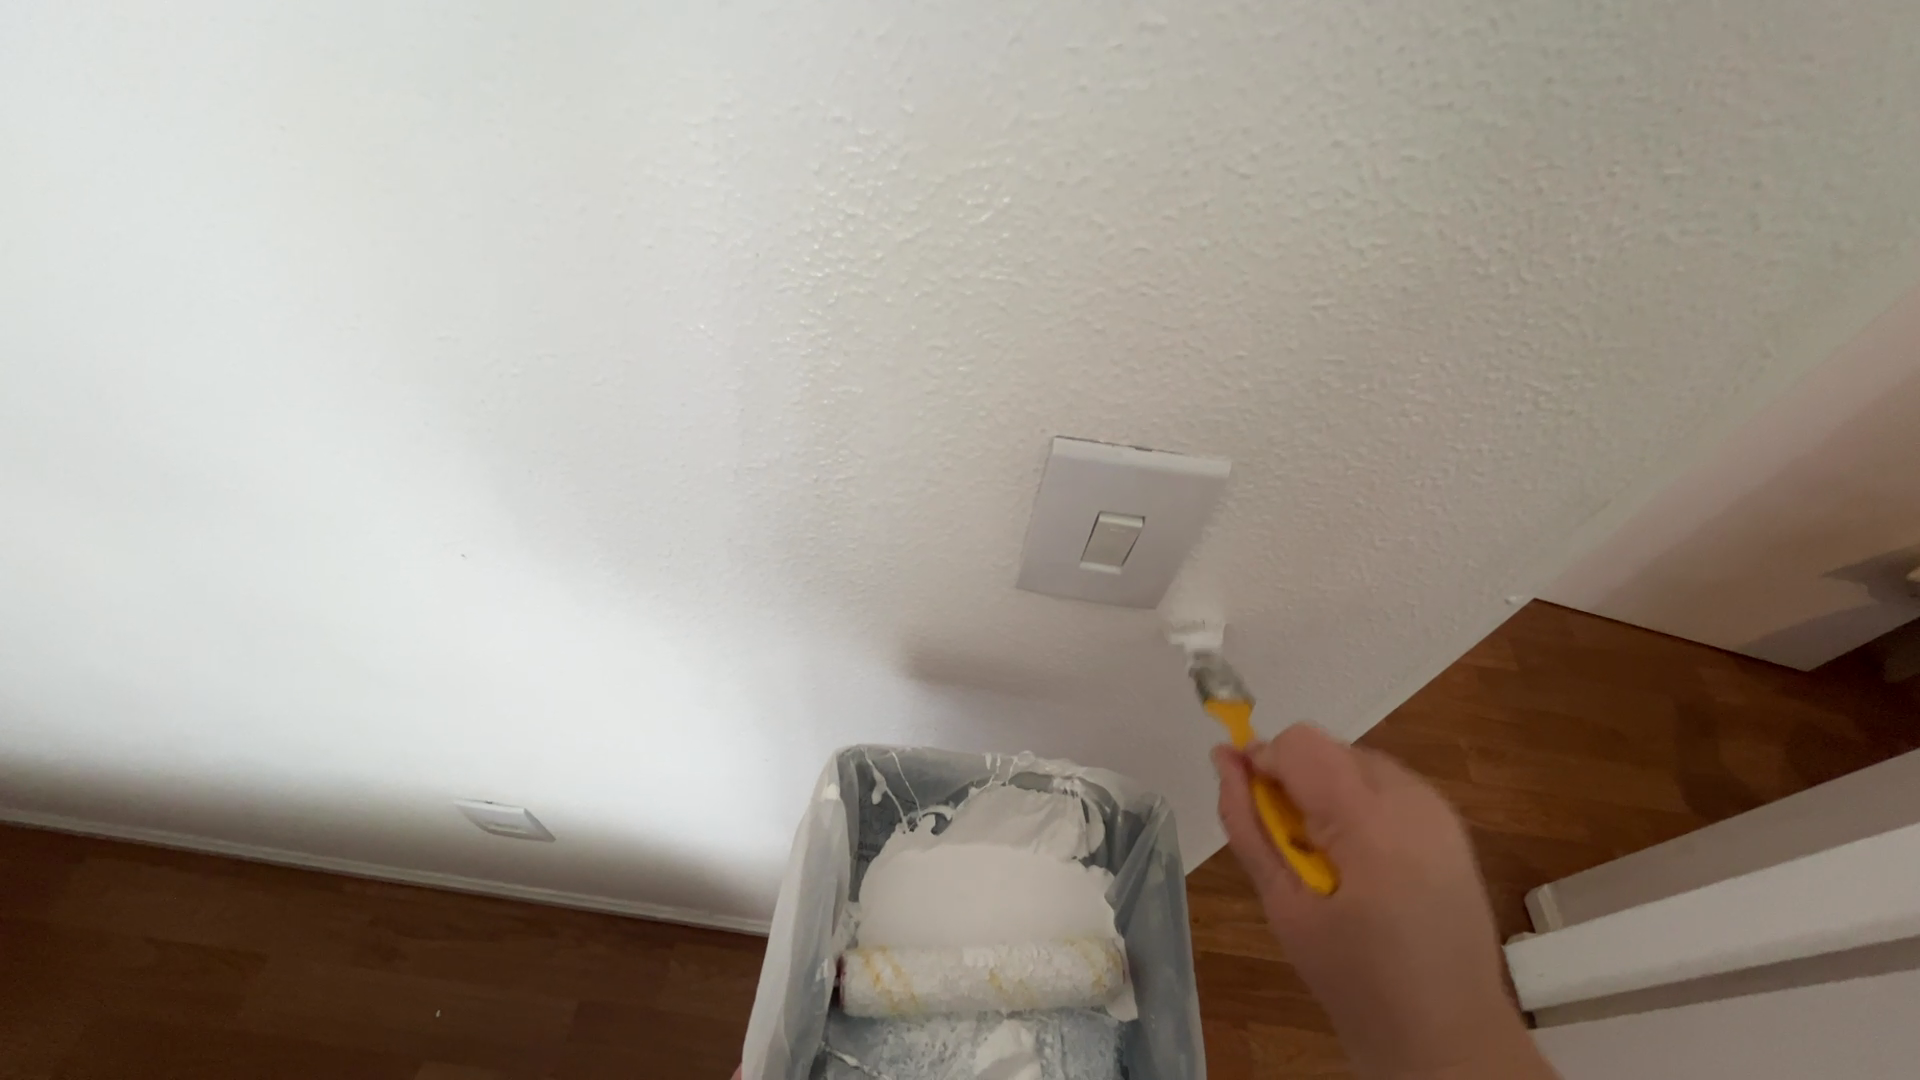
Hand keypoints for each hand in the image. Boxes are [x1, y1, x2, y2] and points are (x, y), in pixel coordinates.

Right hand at [1212, 726, 1554, 1079]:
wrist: (1449, 1037)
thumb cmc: (1354, 979)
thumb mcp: (1283, 904)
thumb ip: (1247, 825)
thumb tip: (1222, 760)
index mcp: (1372, 824)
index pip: (1300, 745)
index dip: (1262, 762)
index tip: (1249, 801)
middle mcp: (1413, 801)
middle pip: (1326, 747)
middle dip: (1293, 778)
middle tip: (1288, 842)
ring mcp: (1438, 810)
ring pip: (1352, 759)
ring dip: (1324, 788)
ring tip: (1324, 854)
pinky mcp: (1450, 823)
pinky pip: (1383, 781)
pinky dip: (1355, 800)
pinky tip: (1359, 857)